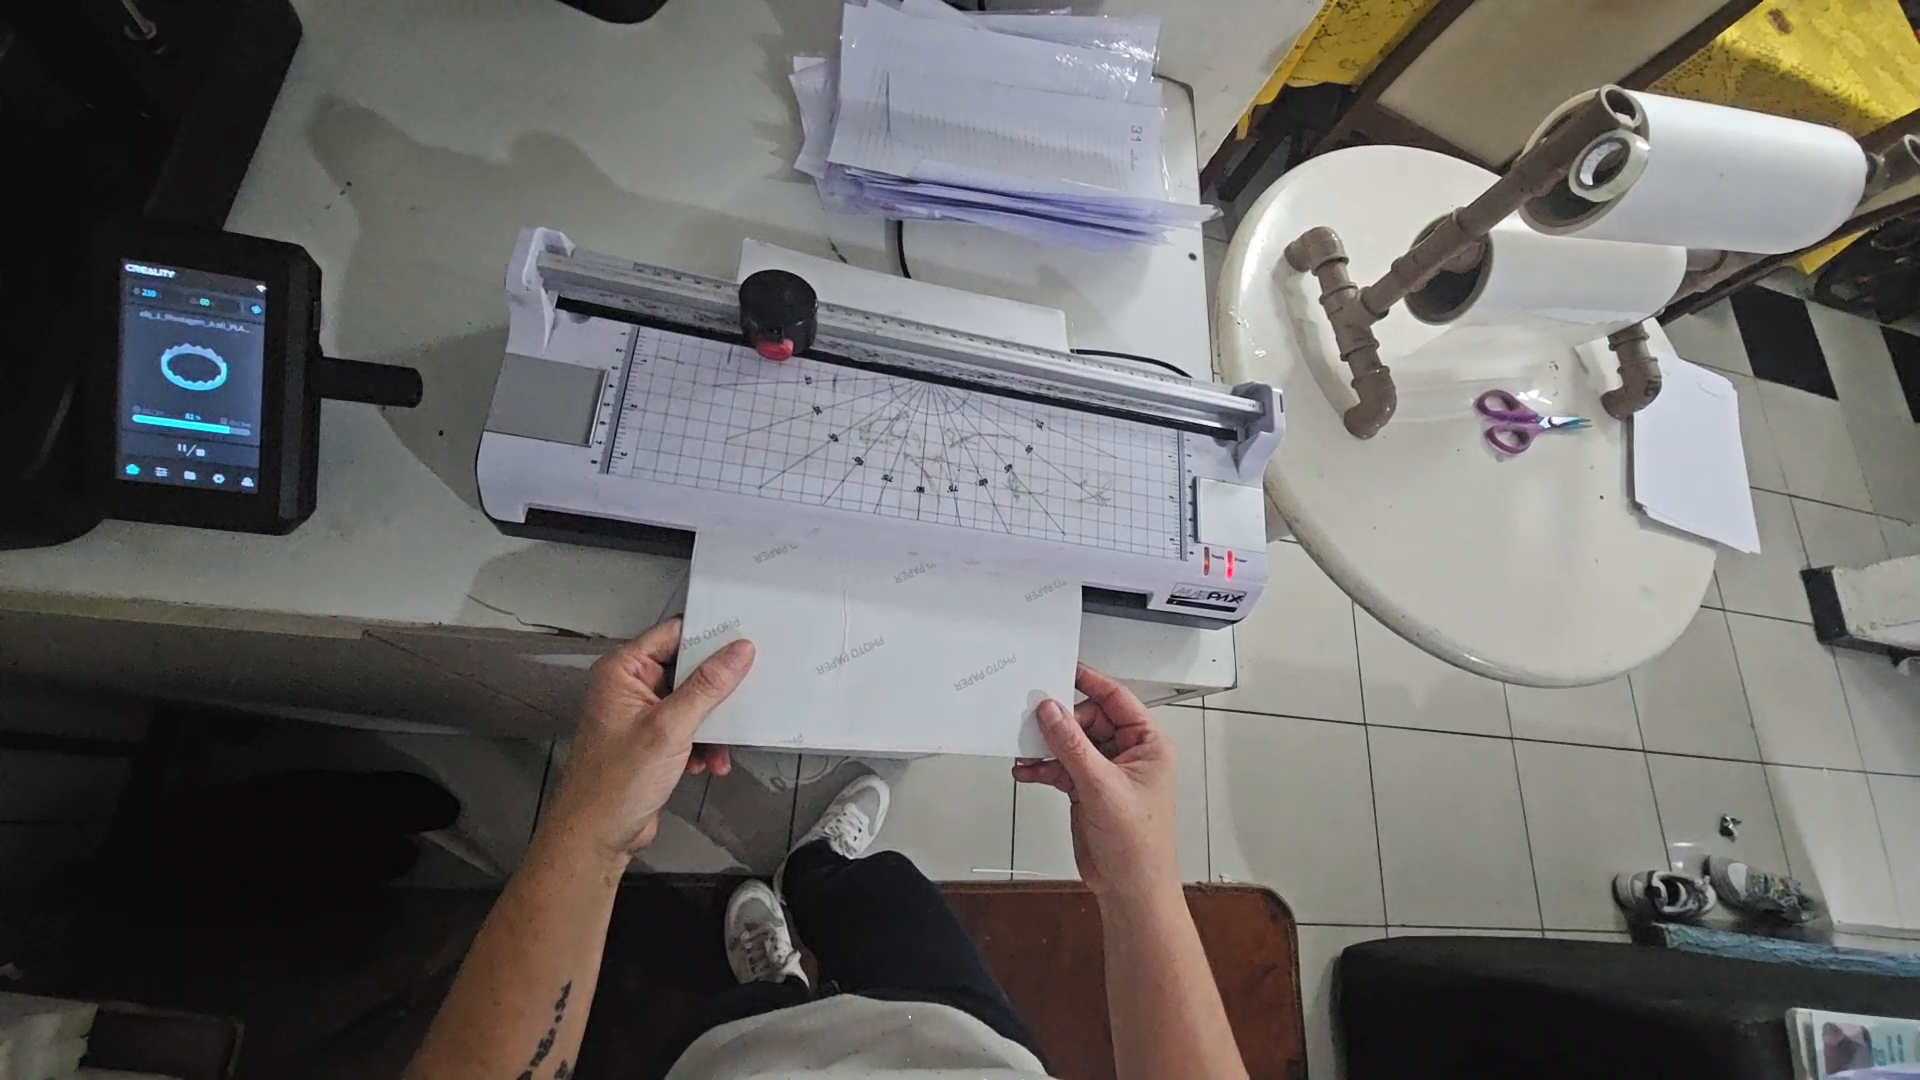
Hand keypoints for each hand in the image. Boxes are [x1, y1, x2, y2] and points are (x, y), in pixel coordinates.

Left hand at [535, 618, 754, 865]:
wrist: (595, 839)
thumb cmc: (616, 782)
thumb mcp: (670, 728)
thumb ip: (708, 686)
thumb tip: (740, 650)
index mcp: (623, 671)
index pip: (673, 634)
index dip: (709, 635)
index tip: (745, 639)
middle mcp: (631, 686)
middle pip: (688, 667)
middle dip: (716, 688)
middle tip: (747, 689)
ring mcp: (642, 713)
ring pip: (694, 700)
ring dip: (713, 723)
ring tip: (722, 745)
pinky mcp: (653, 738)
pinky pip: (690, 726)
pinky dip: (704, 743)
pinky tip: (709, 764)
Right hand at [1013, 664, 1179, 900]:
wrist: (1130, 891)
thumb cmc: (1138, 845)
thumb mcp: (1102, 787)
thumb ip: (1072, 745)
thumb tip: (1050, 709)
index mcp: (1147, 743)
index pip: (1115, 699)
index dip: (1088, 682)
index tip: (1061, 669)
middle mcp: (1128, 752)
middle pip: (1087, 718)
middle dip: (1059, 721)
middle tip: (1032, 720)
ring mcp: (1107, 770)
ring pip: (1071, 742)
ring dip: (1047, 746)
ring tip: (1022, 747)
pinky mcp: (1088, 788)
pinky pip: (1062, 766)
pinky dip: (1044, 767)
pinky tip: (1026, 771)